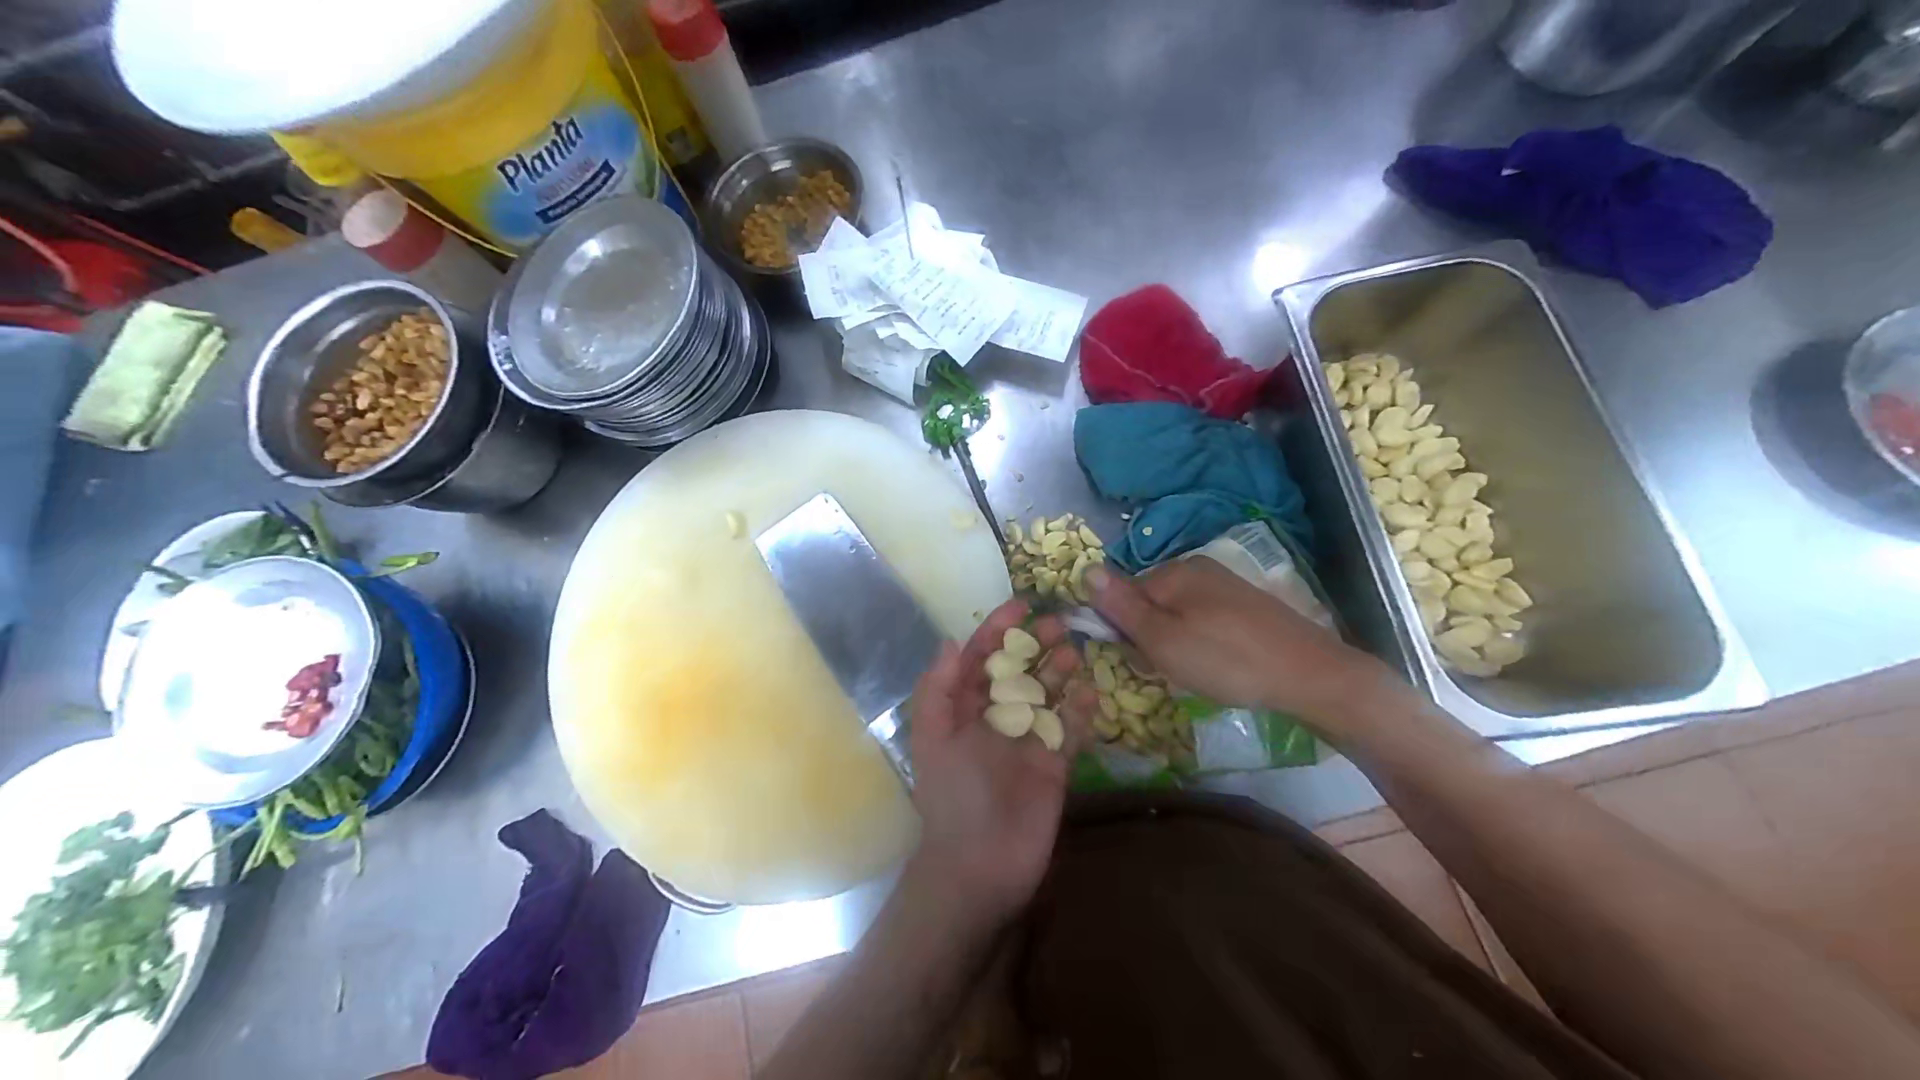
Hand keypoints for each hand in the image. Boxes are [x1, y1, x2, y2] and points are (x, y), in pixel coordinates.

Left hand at [907, 600, 1091, 926]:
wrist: (980, 866)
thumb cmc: (952, 797)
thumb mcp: (933, 737)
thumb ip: (939, 688)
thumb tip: (953, 640)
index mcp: (962, 710)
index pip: (980, 659)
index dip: (997, 631)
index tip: (1020, 606)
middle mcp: (995, 719)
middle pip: (1018, 671)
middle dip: (1034, 645)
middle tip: (1059, 623)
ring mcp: (1027, 741)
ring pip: (1047, 695)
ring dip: (1059, 671)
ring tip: (1074, 651)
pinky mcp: (1054, 765)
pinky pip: (1070, 730)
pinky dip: (1080, 709)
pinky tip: (1090, 691)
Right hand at [1085, 560, 1394, 730]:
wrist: (1311, 675)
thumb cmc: (1226, 660)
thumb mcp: (1162, 640)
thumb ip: (1121, 606)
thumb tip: (1084, 568)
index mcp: (1173, 571)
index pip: (1123, 595)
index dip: (1124, 631)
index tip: (1142, 661)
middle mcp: (1197, 568)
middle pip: (1149, 603)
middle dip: (1150, 637)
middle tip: (1170, 670)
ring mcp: (1224, 585)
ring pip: (1176, 614)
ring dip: (1174, 643)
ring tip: (1195, 672)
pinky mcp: (1245, 604)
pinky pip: (1203, 619)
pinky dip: (1200, 642)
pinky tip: (1218, 664)